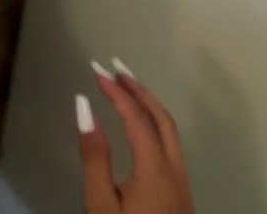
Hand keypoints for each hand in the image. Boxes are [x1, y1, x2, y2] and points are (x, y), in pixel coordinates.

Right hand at [77, 61, 192, 213]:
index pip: (137, 118)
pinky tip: (140, 126)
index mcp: (156, 170)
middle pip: (162, 119)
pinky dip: (155, 123)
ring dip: (149, 105)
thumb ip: (93, 154)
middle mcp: (176, 173)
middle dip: (139, 89)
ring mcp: (183, 187)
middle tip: (115, 67)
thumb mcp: (100, 204)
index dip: (116, 92)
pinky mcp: (182, 198)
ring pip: (172, 133)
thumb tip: (84, 106)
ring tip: (126, 87)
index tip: (95, 70)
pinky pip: (172, 146)